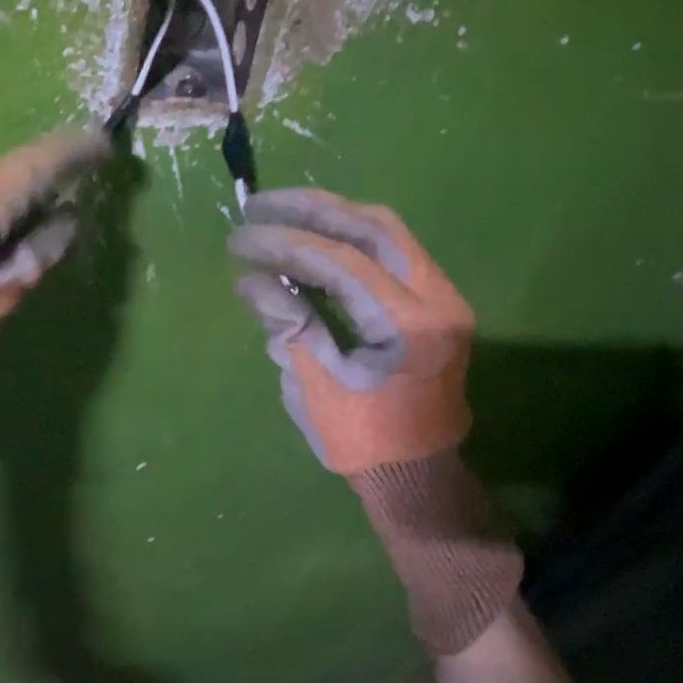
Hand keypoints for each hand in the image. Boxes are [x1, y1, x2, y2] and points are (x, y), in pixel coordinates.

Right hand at [228, 188, 522, 658]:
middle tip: (260, 205)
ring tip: (280, 211)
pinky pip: (390, 251)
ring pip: (385, 230)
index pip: (340, 261)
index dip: (284, 243)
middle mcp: (437, 298)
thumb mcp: (316, 383)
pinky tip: (311, 237)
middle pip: (371, 226)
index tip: (241, 238)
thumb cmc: (364, 439)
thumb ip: (288, 321)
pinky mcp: (433, 300)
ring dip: (330, 216)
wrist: (418, 477)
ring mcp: (441, 296)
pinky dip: (348, 237)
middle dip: (310, 210)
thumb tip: (250, 276)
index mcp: (410, 326)